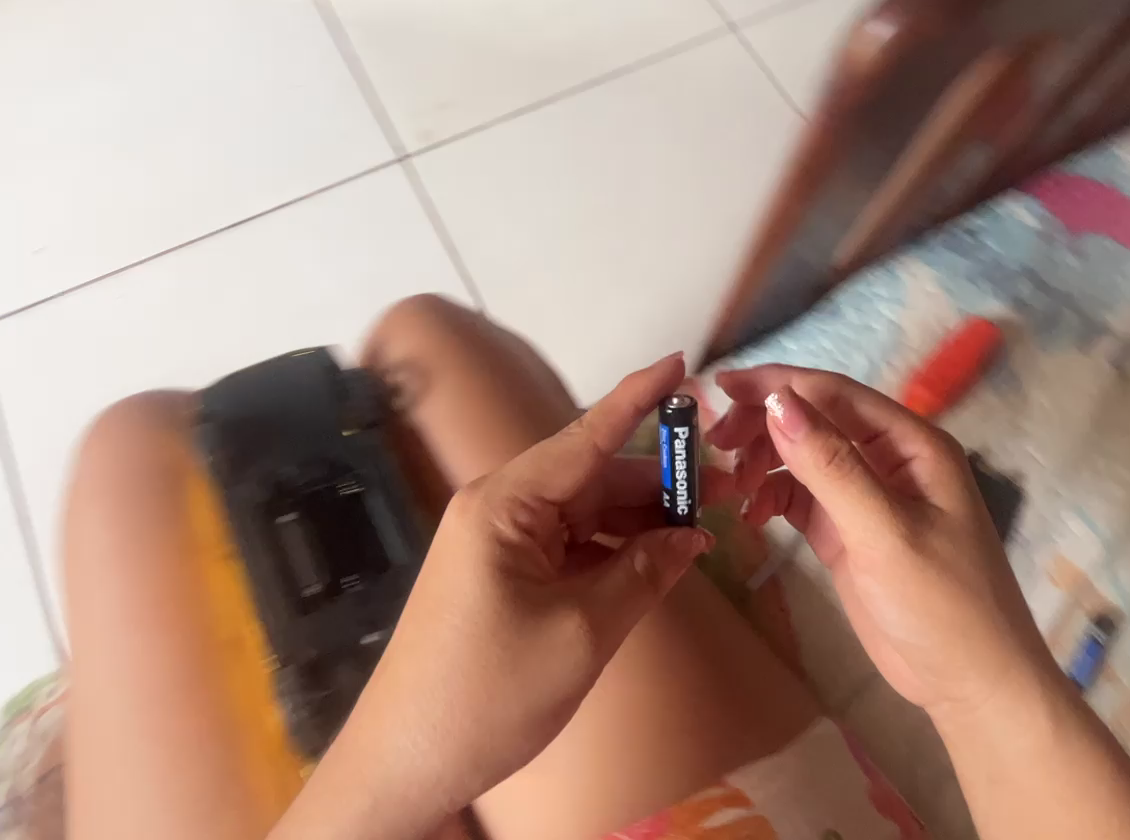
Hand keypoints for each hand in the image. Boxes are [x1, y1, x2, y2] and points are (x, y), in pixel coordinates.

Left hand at [289, 354, 714, 838]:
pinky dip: (615, 551)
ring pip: (586, 512)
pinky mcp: (508, 573)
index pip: (585, 435)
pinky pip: (572, 545)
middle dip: (656, 483)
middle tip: (723, 489)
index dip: (637, 398)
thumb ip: (643, 574)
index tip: (680, 363)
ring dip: (640, 521)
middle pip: (592, 477)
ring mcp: (503, 541)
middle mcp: (502, 507)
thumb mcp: (582, 633)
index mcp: (506, 503)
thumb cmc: (488, 694)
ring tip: (700, 532)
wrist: (406, 766)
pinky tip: (656, 562)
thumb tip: (693, 538)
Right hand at [708, 365, 1056, 720]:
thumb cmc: (942, 604)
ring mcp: (864, 493)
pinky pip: (798, 495)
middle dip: (763, 424)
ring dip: (762, 462)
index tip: (721, 386)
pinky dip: (771, 497)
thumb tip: (777, 401)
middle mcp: (886, 458)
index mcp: (909, 443)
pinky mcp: (845, 528)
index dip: (776, 383)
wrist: (970, 687)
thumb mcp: (883, 531)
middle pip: (813, 419)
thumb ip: (829, 464)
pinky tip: (753, 516)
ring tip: (730, 486)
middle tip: (716, 442)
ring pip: (800, 456)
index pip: (832, 393)